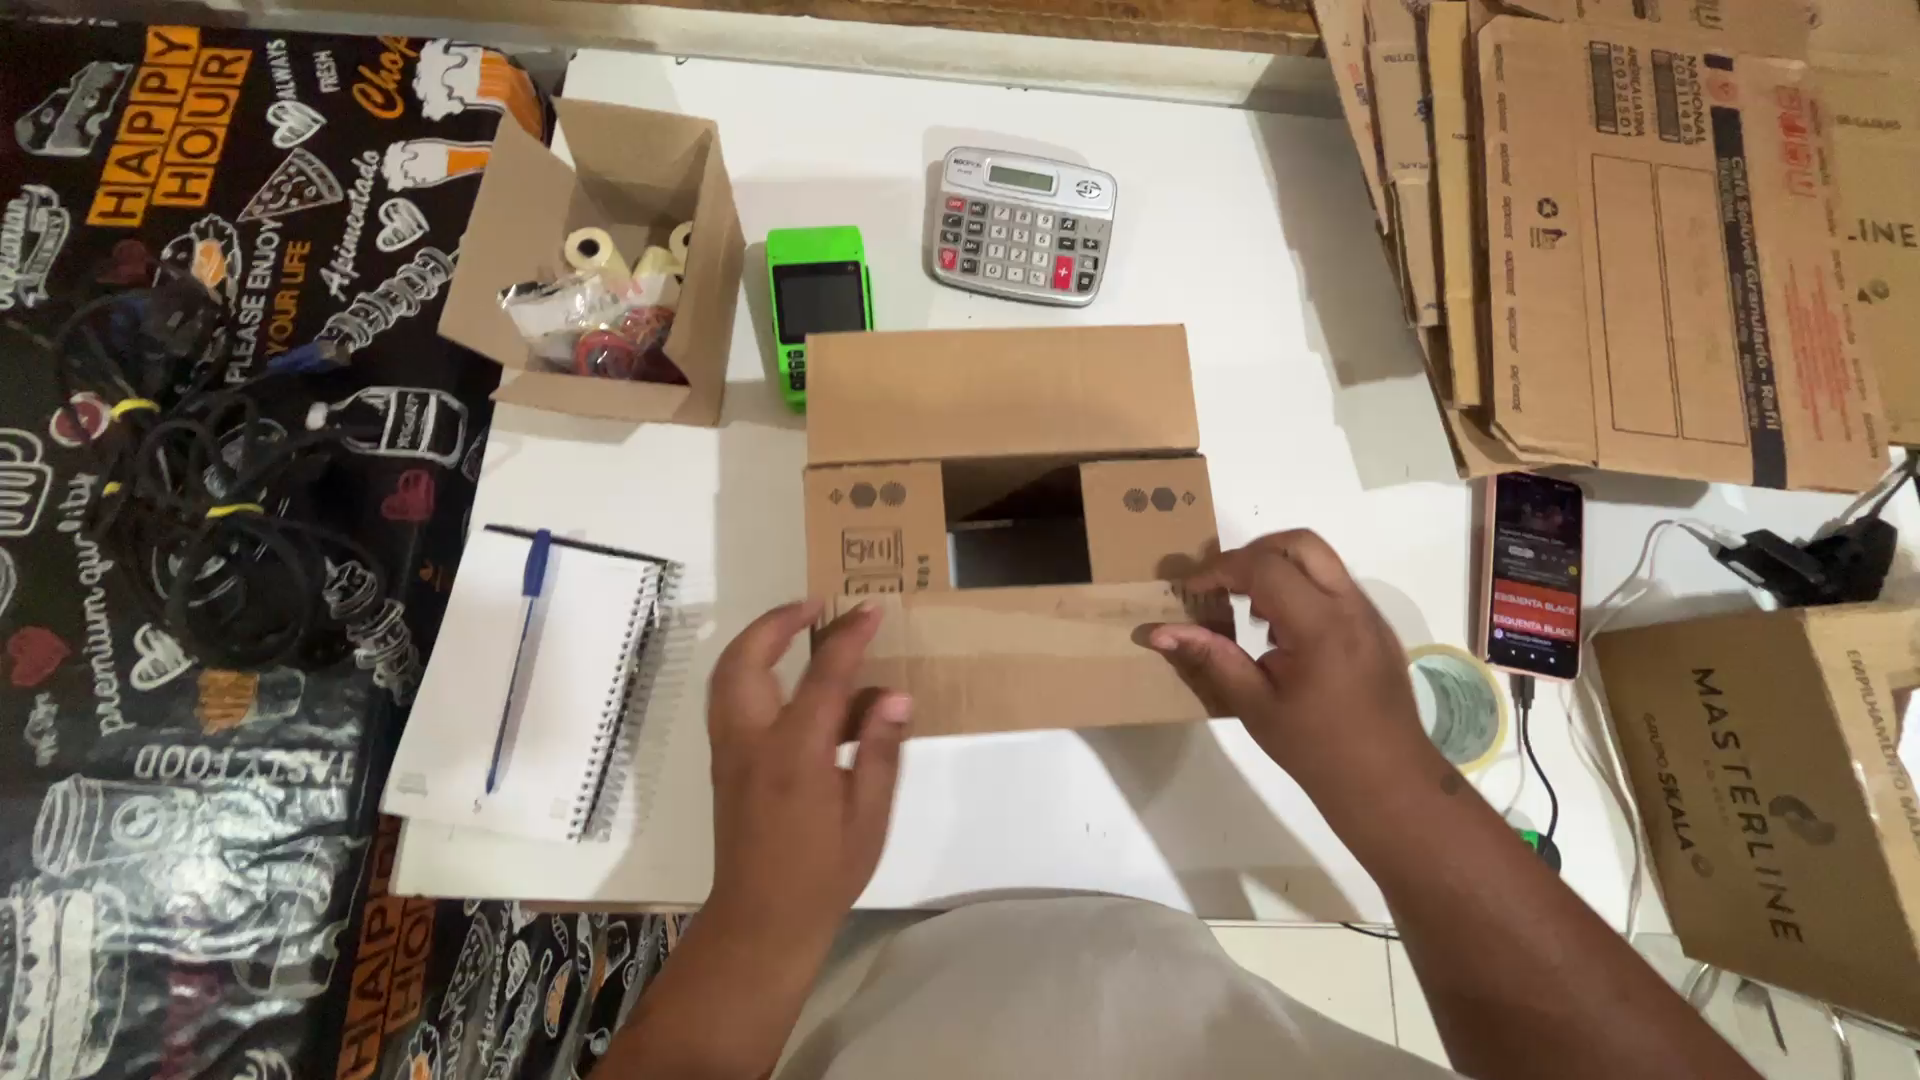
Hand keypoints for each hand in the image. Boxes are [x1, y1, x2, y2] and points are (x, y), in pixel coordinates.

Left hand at [705, 600, 910, 943]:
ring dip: (756, 639)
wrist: (761, 921)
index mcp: (795, 754)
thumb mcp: (869, 817)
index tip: (871, 610)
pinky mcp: (722, 762)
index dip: (849, 637)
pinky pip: (726, 696)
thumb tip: (894, 696)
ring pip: (726, 674)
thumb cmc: (824, 873)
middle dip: (778, 621)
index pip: (823, 676)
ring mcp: (728, 751)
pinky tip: (780, 673)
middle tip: (815, 605)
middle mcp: (752, 742)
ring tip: (793, 626)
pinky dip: (747, 667)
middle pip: (747, 659)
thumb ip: (880, 751)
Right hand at [1148, 530, 1435, 788]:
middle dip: (1253, 554)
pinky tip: (1280, 636)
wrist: (1389, 783)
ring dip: (1278, 570)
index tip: (1192, 590)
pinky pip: (1333, 585)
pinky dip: (1299, 589)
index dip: (1220, 569)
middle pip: (1300, 543)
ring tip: (1250, 614)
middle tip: (1223, 586)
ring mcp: (1369, 615)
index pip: (1264, 567)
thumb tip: (1158, 632)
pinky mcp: (1374, 627)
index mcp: (1321, 627)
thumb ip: (1210, 657)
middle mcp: (1351, 608)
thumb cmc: (1316, 750)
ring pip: (1320, 560)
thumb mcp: (1254, 704)